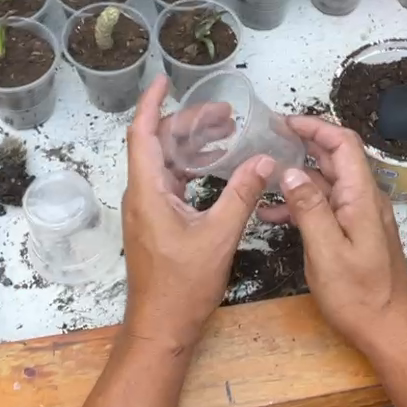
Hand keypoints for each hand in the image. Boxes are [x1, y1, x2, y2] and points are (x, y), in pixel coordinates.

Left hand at [122, 76, 275, 353]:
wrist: (161, 326)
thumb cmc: (182, 287)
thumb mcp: (219, 237)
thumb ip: (242, 195)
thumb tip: (264, 161)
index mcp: (148, 192)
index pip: (142, 134)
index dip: (150, 103)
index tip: (164, 79)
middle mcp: (142, 195)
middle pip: (158, 144)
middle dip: (188, 122)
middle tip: (225, 114)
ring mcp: (148, 209)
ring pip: (166, 162)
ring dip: (192, 144)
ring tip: (227, 133)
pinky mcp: (158, 222)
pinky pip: (171, 181)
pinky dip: (192, 167)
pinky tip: (217, 166)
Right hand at [259, 116, 406, 354]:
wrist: (389, 330)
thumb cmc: (360, 297)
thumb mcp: (326, 252)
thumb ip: (309, 208)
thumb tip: (290, 171)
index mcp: (361, 198)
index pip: (343, 144)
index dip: (316, 127)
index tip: (285, 122)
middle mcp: (365, 200)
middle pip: (336, 158)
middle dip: (304, 144)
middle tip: (269, 139)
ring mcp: (361, 217)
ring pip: (328, 183)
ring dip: (298, 177)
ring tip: (263, 176)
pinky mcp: (355, 233)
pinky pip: (327, 207)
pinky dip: (302, 204)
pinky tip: (273, 214)